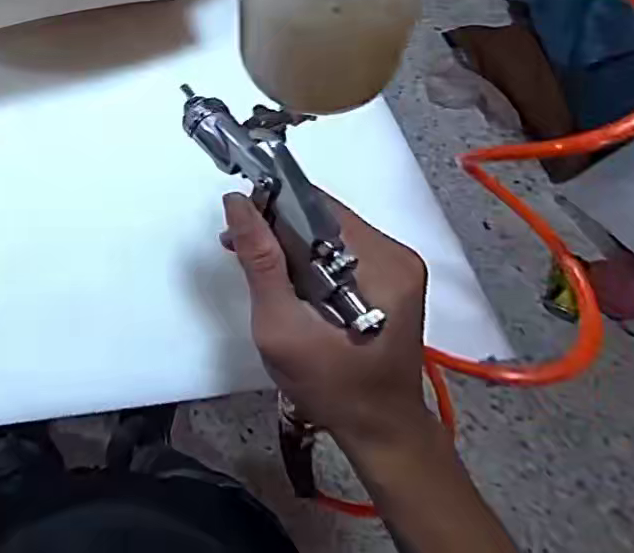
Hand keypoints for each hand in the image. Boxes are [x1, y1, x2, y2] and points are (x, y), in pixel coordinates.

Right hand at [221, 192, 433, 448]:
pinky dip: (306, 256)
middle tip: (241, 251)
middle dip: (276, 228)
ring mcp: (396, 266)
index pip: (315, 206)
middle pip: (320, 215)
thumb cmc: (329, 385)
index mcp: (380, 265)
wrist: (379, 430)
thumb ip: (260, 260)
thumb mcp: (280, 325)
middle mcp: (395, 255)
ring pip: (325, 228)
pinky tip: (288, 279)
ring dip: (288, 242)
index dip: (271, 209)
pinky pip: (336, 246)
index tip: (241, 230)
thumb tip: (236, 203)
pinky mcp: (390, 276)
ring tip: (261, 269)